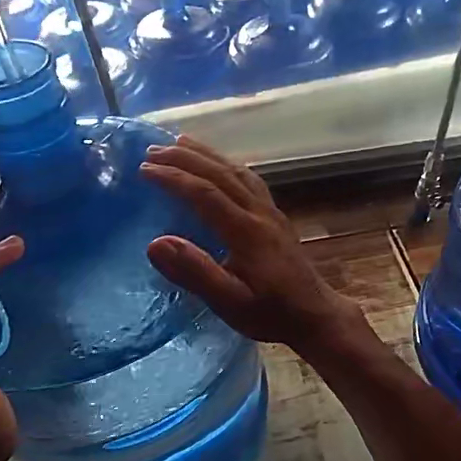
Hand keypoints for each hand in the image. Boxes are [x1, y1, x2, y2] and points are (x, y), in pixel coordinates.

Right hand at [140, 136, 368, 357]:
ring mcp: (272, 213)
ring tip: (180, 144)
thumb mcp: (230, 303)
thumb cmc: (272, 314)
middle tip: (151, 150)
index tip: (143, 170)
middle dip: (185, 158)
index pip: (205, 193)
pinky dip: (228, 166)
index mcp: (246, 231)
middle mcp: (260, 213)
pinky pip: (250, 180)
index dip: (174, 178)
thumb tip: (156, 242)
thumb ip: (195, 273)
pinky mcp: (277, 219)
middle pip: (221, 174)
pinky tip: (220, 167)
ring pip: (238, 172)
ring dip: (208, 155)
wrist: (317, 316)